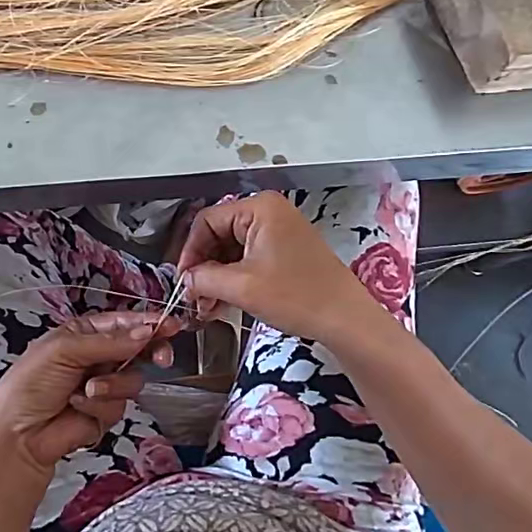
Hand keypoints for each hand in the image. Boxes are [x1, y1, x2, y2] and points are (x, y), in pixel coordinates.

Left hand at [0, 311, 174, 477]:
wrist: (19, 434)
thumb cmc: (31, 382)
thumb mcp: (64, 350)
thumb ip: (107, 342)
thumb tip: (145, 332)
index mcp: (82, 332)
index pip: (122, 323)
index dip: (147, 323)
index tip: (171, 324)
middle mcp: (96, 356)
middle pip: (137, 349)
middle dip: (149, 352)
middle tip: (160, 356)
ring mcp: (102, 385)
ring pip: (132, 380)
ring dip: (112, 385)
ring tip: (87, 390)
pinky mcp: (104, 413)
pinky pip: (120, 405)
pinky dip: (100, 407)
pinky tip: (78, 407)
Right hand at [175, 191, 385, 341]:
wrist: (348, 322)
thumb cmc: (297, 297)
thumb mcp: (241, 287)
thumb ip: (203, 278)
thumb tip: (184, 280)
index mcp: (259, 208)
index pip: (206, 222)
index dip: (190, 252)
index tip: (183, 280)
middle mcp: (269, 212)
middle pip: (219, 235)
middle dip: (204, 267)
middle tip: (194, 296)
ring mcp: (279, 231)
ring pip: (232, 249)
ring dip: (217, 276)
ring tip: (207, 305)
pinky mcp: (286, 251)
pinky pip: (249, 258)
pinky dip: (234, 278)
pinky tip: (224, 301)